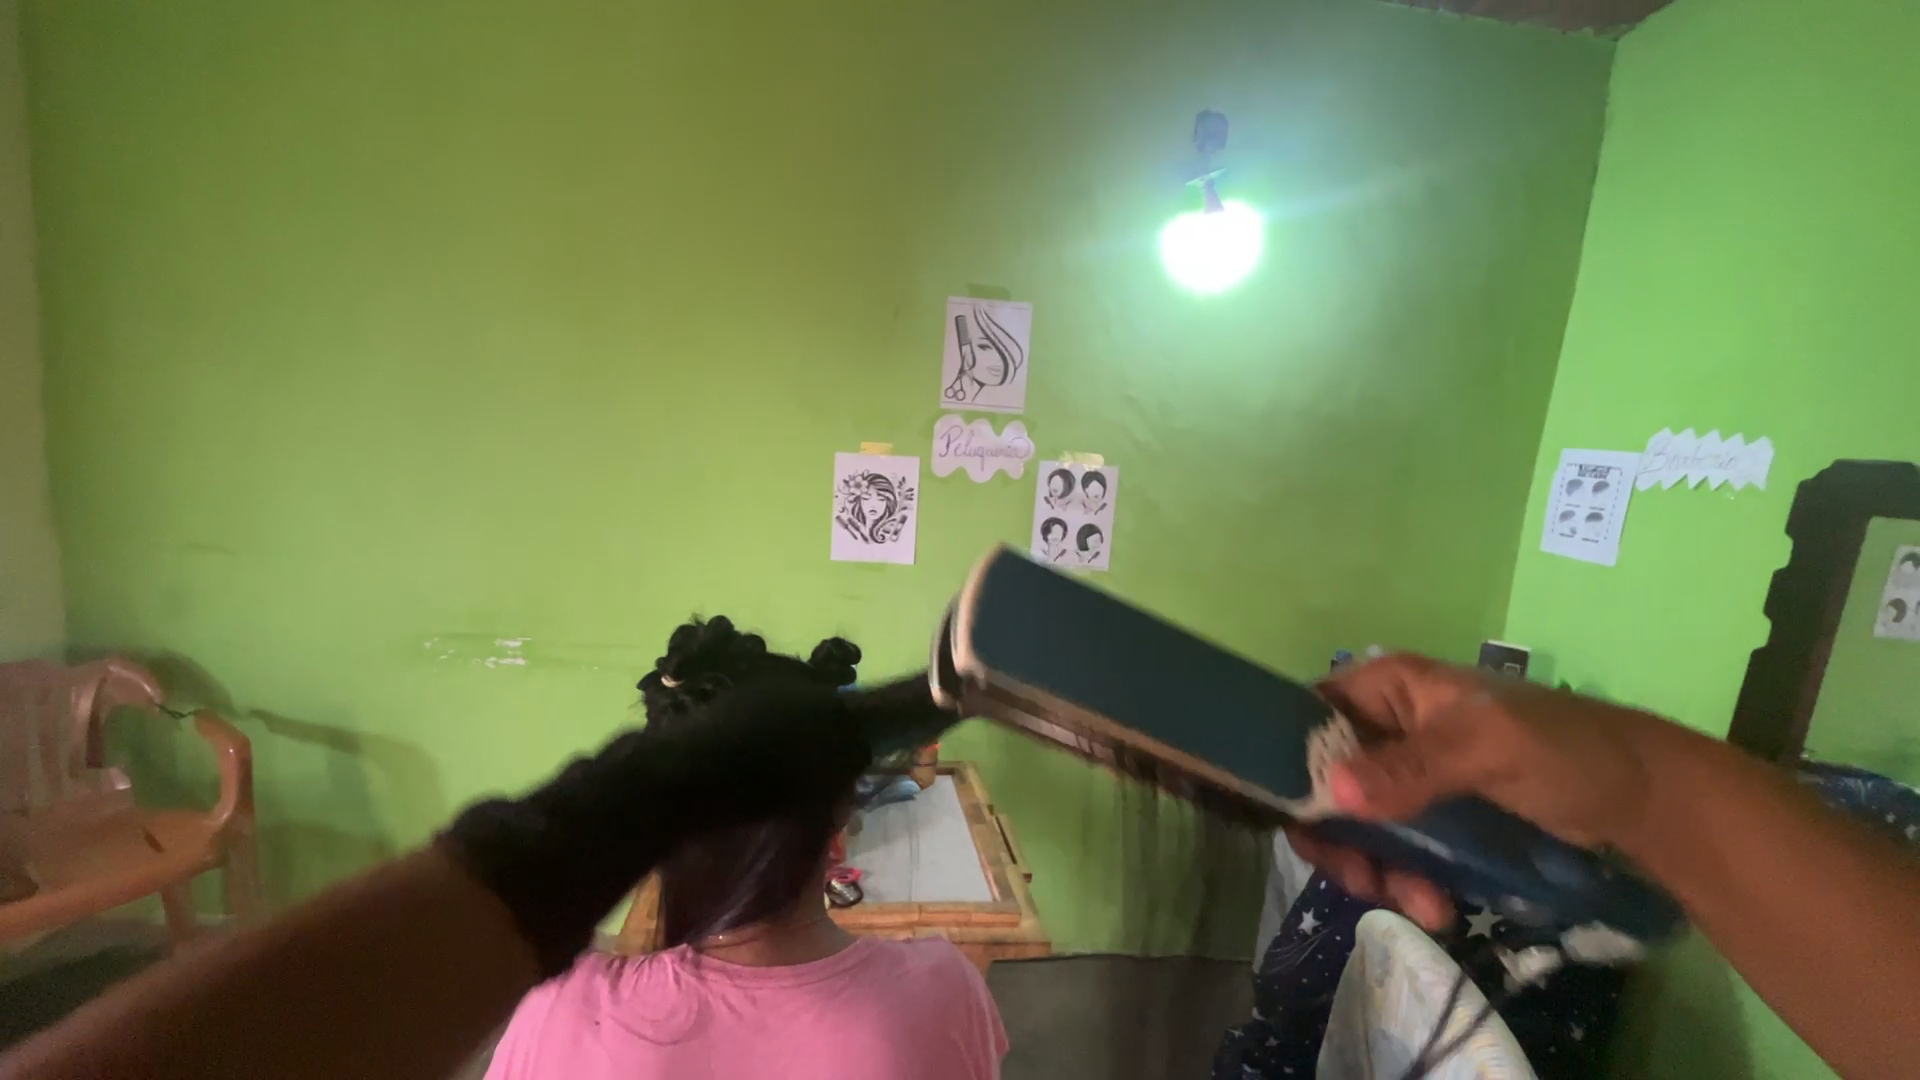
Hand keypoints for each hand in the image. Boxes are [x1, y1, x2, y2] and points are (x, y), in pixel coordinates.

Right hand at [1287, 653, 1668, 929]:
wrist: (1645, 799)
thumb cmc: (1561, 748)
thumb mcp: (1484, 748)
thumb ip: (1409, 768)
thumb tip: (1331, 793)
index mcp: (1382, 688)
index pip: (1304, 717)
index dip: (1286, 763)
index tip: (1299, 819)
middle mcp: (1379, 726)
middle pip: (1318, 778)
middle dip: (1335, 834)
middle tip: (1360, 878)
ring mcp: (1400, 772)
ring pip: (1349, 820)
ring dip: (1372, 866)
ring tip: (1418, 904)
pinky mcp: (1424, 813)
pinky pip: (1387, 845)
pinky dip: (1401, 878)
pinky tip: (1435, 905)